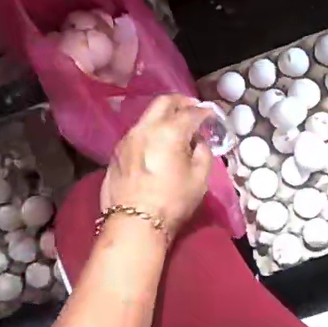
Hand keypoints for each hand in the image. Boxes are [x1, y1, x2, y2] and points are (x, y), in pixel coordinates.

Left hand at [100, 95, 213, 236]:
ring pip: (147, 117)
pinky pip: (136, 134)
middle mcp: (145, 128)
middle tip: (192, 109)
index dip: (204, 112)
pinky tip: (156, 146)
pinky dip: (150, 133)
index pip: (191, 112)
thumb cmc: (172, 202)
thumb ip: (203, 153)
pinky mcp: (116, 153)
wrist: (134, 224)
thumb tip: (198, 142)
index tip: (211, 116)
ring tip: (174, 129)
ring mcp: (127, 139)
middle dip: (180, 102)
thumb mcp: (199, 179)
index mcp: (169, 131)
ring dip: (163, 117)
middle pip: (163, 102)